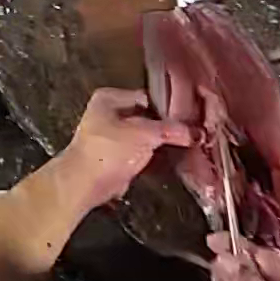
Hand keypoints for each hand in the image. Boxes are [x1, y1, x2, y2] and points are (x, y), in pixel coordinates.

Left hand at [56, 87, 191, 213]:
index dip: (168, 108)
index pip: (146, 97)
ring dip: (160, 143)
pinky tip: (171, 160)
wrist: (86, 182)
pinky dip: (152, 156)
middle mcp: (107, 112)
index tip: (190, 120)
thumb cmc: (110, 150)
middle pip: (145, 117)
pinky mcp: (114, 156)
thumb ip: (168, 130)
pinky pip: (139, 151)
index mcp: (109, 98)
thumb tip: (193, 131)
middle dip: (165, 127)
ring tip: (186, 148)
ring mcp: (109, 135)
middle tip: (192, 135)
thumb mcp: (143, 134)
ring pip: (143, 136)